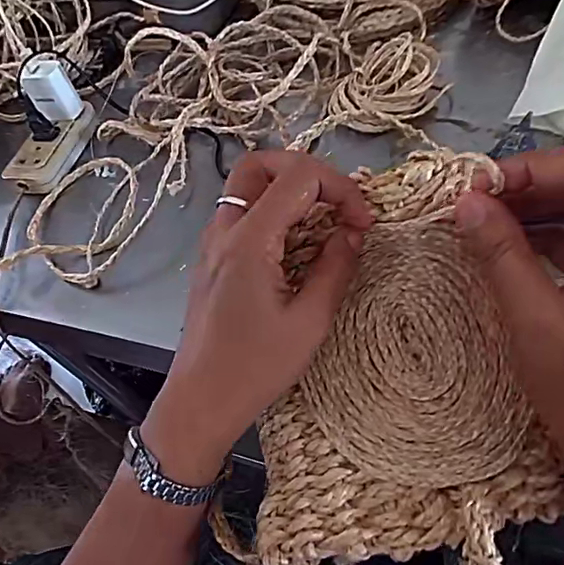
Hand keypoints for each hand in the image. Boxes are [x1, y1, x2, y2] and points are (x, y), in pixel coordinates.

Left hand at [145, 151, 373, 481]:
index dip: (341, 189)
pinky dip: (274, 214)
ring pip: (248, 187)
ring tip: (323, 224)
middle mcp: (224, 231)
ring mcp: (213, 243)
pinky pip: (243, 215)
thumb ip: (336, 268)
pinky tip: (298, 248)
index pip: (300, 177)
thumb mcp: (309, 322)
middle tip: (338, 205)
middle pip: (262, 164)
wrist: (201, 399)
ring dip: (289, 191)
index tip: (362, 223)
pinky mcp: (213, 260)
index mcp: (249, 240)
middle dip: (307, 172)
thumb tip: (353, 233)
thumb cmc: (254, 368)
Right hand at [454, 148, 563, 482]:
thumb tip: (465, 202)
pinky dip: (552, 230)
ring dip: (541, 204)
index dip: (536, 168)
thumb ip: (501, 254)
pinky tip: (511, 240)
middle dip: (536, 182)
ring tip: (487, 217)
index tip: (480, 185)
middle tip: (479, 199)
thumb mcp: (534, 323)